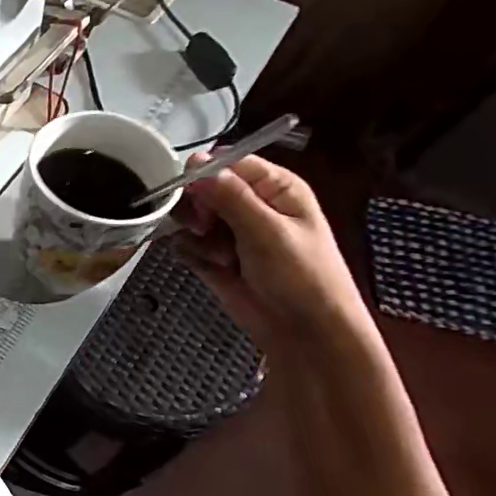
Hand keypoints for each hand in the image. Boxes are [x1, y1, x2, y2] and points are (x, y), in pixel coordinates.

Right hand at [173, 153, 368, 348]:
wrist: (307, 335)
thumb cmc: (301, 276)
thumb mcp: (267, 230)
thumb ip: (229, 196)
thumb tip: (195, 160)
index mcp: (273, 187)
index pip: (228, 163)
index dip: (206, 176)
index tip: (195, 194)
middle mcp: (251, 205)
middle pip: (203, 188)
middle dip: (198, 208)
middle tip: (205, 228)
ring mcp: (232, 233)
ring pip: (192, 217)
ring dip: (197, 235)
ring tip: (220, 256)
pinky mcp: (216, 259)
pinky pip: (188, 244)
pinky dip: (193, 254)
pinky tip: (211, 266)